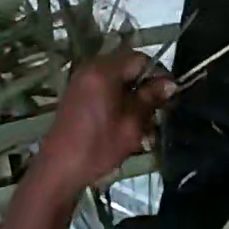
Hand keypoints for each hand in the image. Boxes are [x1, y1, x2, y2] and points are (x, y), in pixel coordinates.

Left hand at [33, 51, 174, 195]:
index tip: (170, 95)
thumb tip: (170, 83)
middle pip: (128, 67)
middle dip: (146, 87)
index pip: (140, 59)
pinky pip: (105, 87)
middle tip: (158, 111)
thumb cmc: (97, 146)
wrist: (58, 170)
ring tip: (143, 124)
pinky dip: (118, 100)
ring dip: (133, 96)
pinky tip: (126, 123)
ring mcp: (82, 80)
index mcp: (104, 70)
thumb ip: (150, 98)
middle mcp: (91, 68)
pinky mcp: (77, 93)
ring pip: (118, 79)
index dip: (159, 74)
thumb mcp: (131, 124)